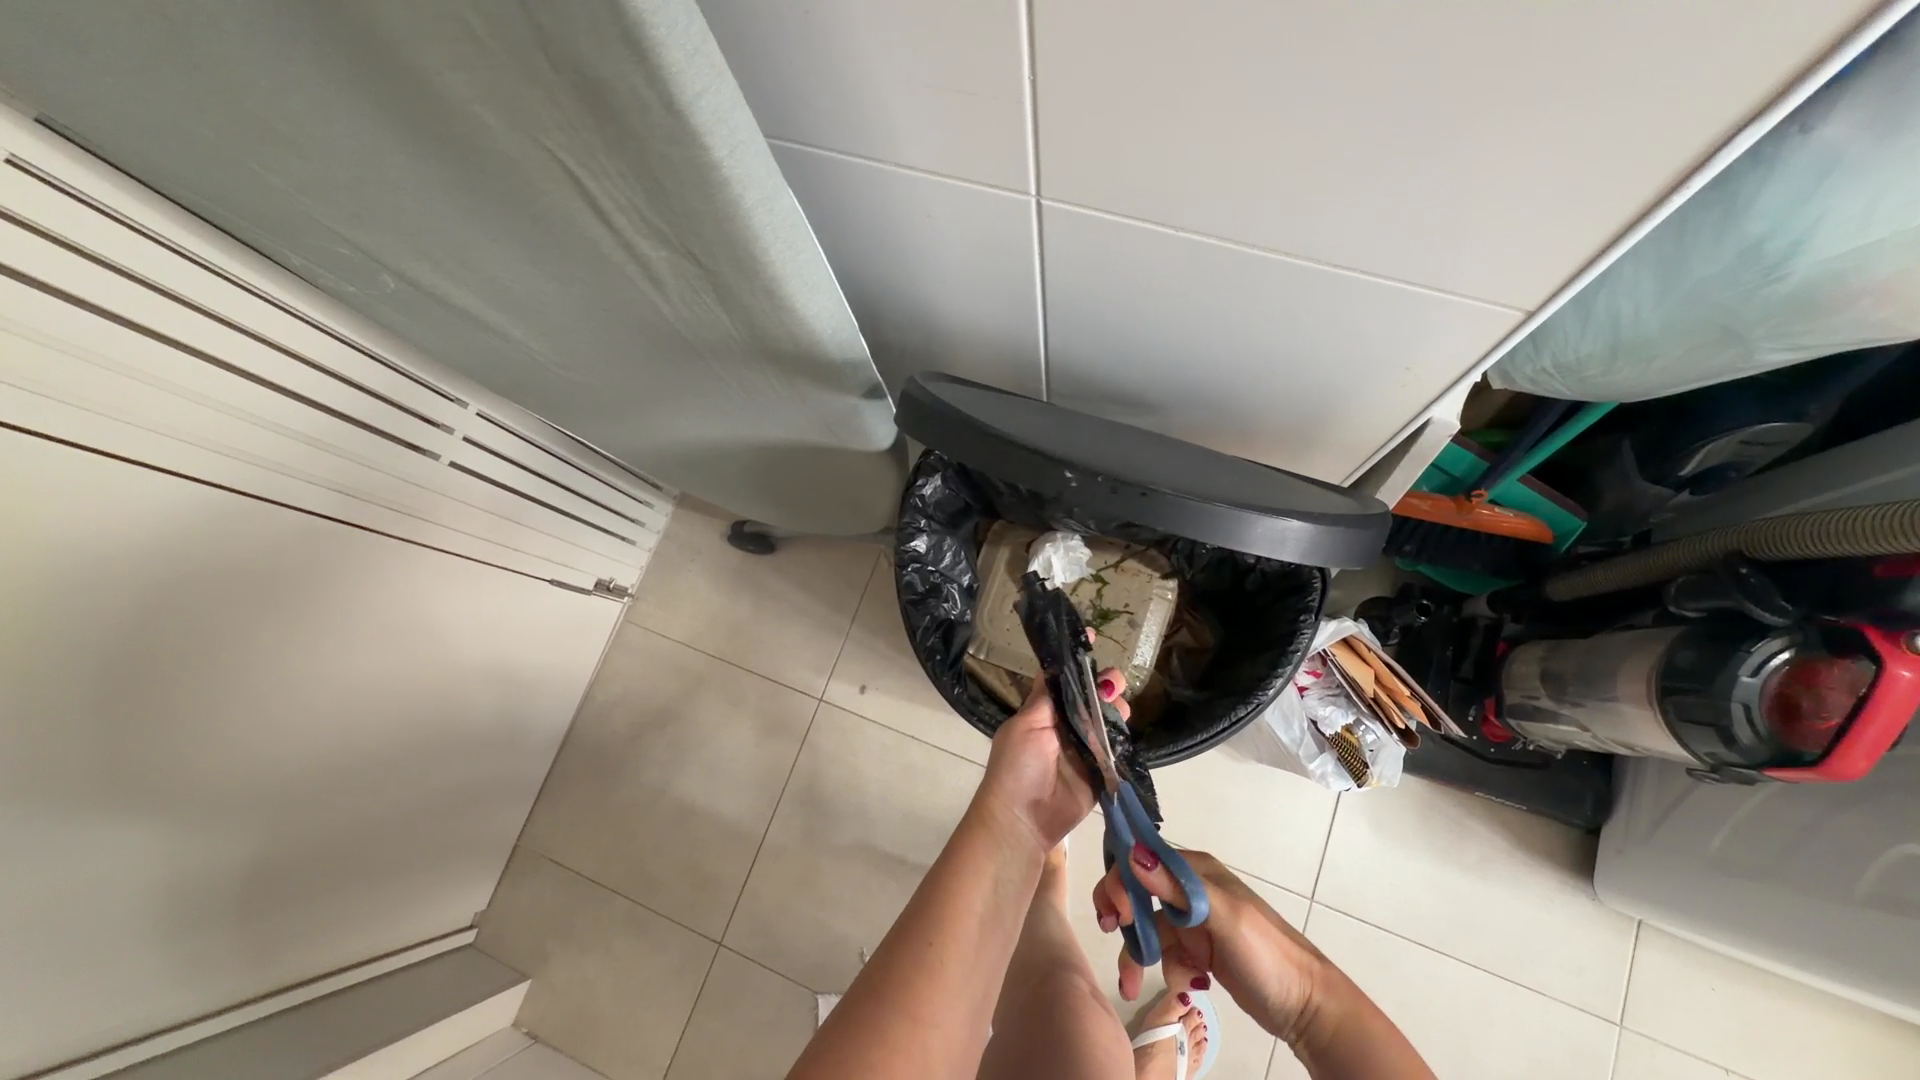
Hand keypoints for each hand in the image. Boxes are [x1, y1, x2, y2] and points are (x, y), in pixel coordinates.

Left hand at [975, 665, 1128, 849]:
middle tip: (1111, 684)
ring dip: (1117, 706)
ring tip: (1118, 706)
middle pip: (1092, 695)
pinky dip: (1123, 735)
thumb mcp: (1026, 724)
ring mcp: (1085, 748)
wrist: (1023, 819)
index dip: (1076, 658)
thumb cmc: (1017, 767)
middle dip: (1105, 683)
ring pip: (1108, 717)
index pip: (1063, 678)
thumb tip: (1058, 666)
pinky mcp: (1101, 771)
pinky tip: (1125, 725)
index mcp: (1044, 711)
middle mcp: (1066, 725)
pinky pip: (1118, 747)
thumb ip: (1046, 697)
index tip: (1090, 636)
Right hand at [1094, 847, 1327, 1044]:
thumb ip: (1178, 887)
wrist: (1306, 1008)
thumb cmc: (1268, 955)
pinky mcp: (1197, 951)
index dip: (1122, 881)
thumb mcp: (1224, 918)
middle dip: (1121, 914)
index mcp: (1197, 872)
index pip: (1143, 861)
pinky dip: (1164, 971)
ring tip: (1130, 987)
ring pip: (1146, 930)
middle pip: (1138, 893)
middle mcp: (1190, 891)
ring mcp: (1193, 923)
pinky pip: (1164, 955)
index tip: (1116, 914)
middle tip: (1109, 934)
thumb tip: (1134, 854)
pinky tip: (1183, 989)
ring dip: (1135, 955)